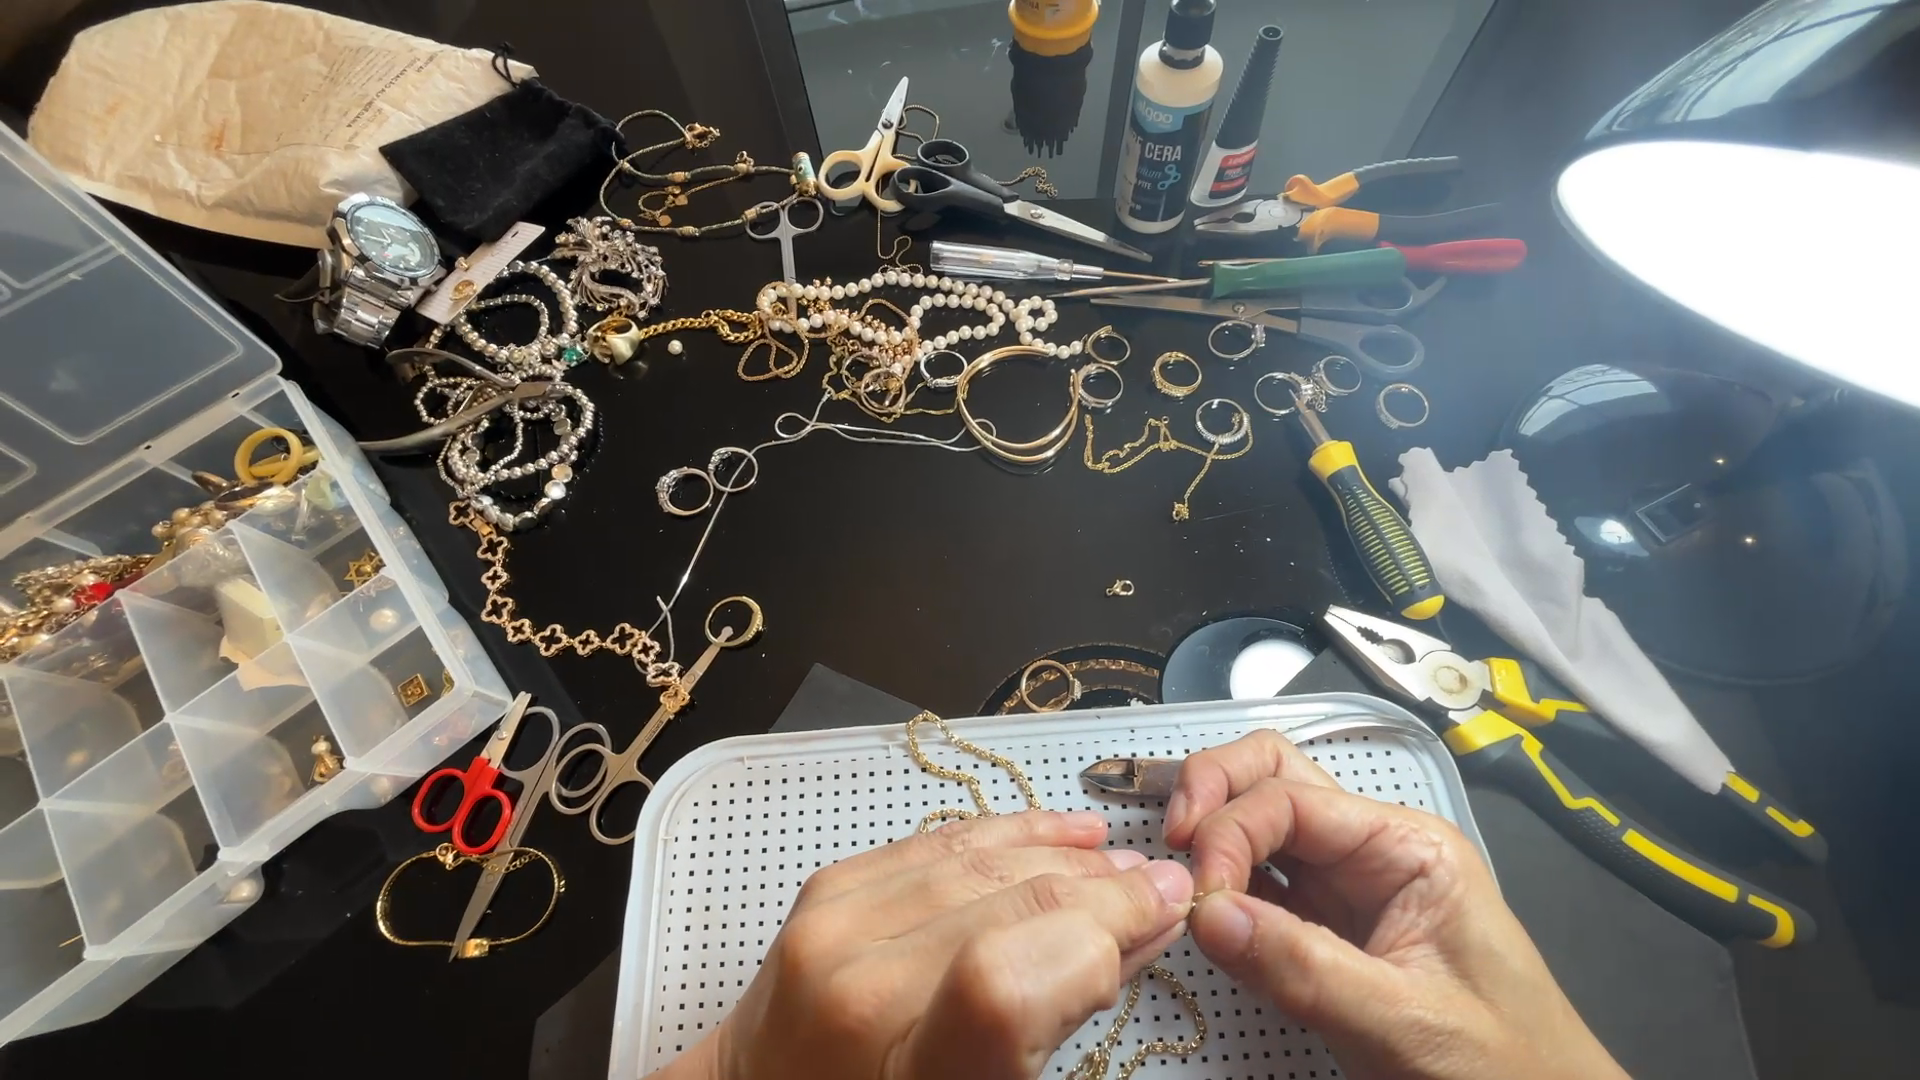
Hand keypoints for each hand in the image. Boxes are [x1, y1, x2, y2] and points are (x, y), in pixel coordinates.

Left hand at [659, 810, 1193, 1079]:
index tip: (1162, 918)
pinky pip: (937, 842)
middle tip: (1160, 882)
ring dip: (1058, 852)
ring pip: (975, 859)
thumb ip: (1053, 1023)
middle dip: (1098, 888)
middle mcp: (854, 986)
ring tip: (1115, 855)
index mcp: (899, 1073)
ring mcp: (833, 922)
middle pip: (1002, 904)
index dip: (1095, 940)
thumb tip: (1138, 932)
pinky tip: (1053, 829)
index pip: (1002, 983)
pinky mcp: (828, 884)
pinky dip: (1004, 832)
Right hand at [1166, 731, 1627, 1079]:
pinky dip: (1218, 871)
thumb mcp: (1408, 1026)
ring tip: (1178, 866)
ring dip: (1208, 822)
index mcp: (1403, 844)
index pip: (1290, 799)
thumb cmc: (1503, 1071)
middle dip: (1211, 790)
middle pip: (1269, 770)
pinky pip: (1255, 867)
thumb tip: (1201, 912)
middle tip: (1173, 842)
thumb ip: (1303, 967)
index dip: (1230, 833)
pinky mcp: (1318, 910)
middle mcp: (1367, 841)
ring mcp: (1341, 873)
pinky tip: (1200, 898)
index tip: (1200, 897)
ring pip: (1255, 806)